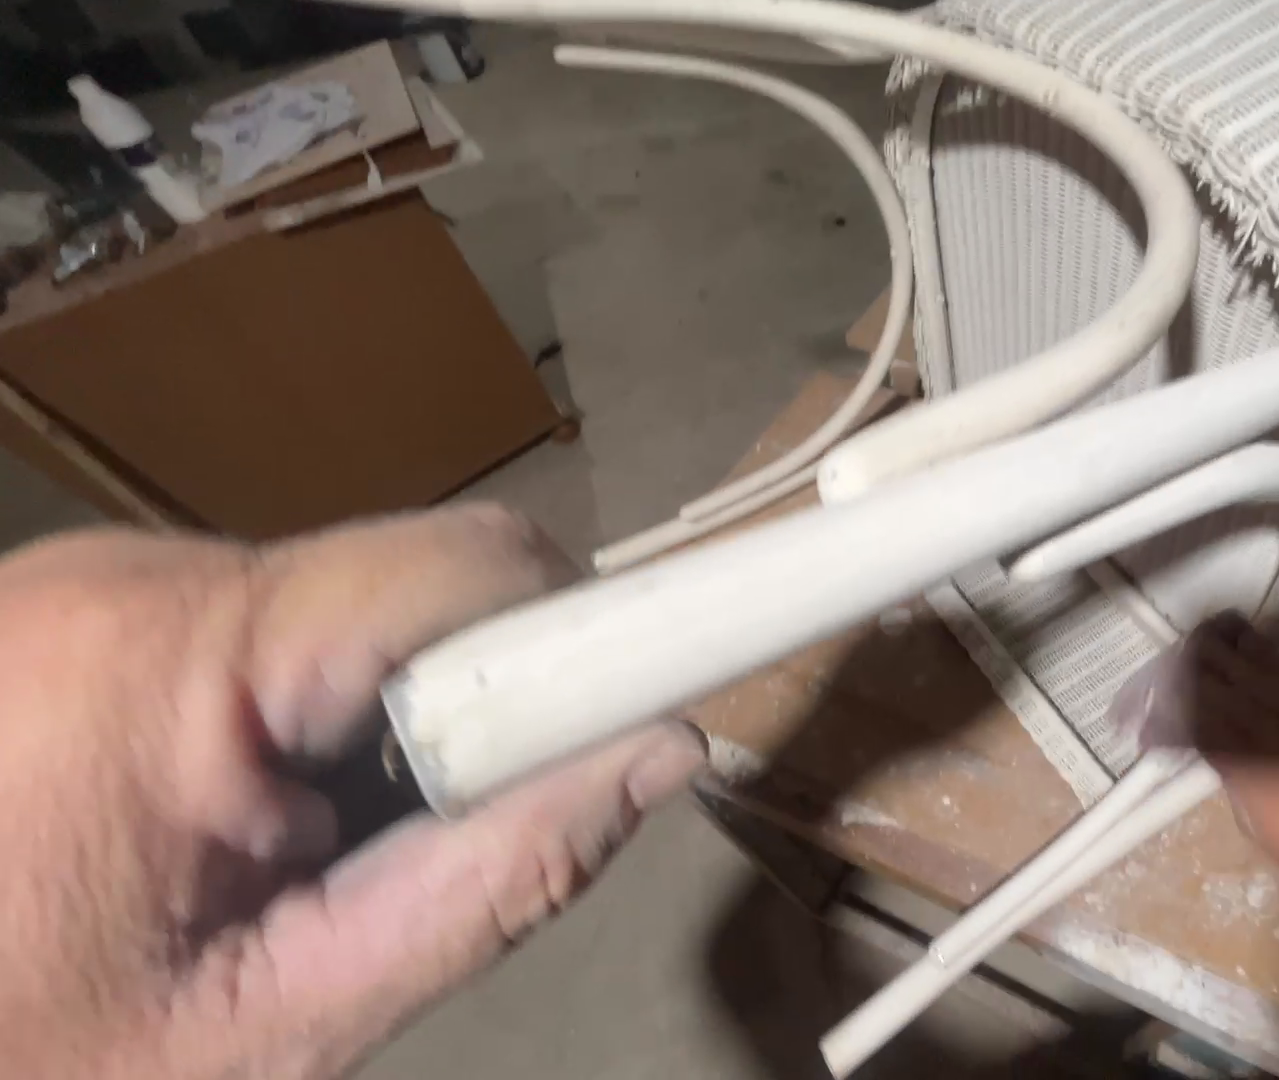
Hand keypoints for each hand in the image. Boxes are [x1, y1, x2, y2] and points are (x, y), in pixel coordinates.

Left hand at [0, 505, 707, 1078]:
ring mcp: (104, 575)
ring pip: (382, 589)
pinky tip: (284, 790)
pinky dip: (354, 686)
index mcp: (169, 656)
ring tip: (350, 818)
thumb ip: (501, 875)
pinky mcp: (100, 599)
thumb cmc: (34, 1067)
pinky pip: (309, 609)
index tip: (597, 722)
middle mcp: (138, 572)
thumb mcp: (285, 1019)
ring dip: (428, 687)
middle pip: (436, 568)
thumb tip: (668, 752)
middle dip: (503, 671)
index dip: (571, 632)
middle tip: (463, 800)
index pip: (469, 566)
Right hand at [1114, 613, 1278, 881]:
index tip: (1133, 728)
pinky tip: (1220, 640)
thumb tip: (1205, 748)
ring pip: (1228, 649)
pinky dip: (1235, 641)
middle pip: (1196, 673)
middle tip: (1141, 693)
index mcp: (1245, 758)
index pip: (1182, 720)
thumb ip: (1229, 777)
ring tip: (1174, 660)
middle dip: (1159, 679)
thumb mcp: (1259, 825)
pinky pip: (1266, 651)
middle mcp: (1263, 716)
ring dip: (1192, 650)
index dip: (1151, 720)